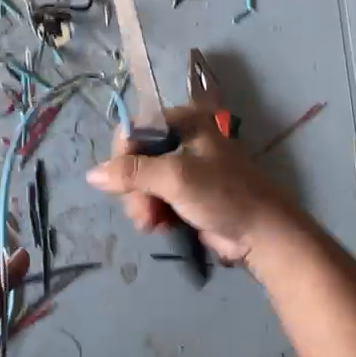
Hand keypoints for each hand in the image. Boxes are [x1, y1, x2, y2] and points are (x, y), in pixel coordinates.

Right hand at [86, 104, 301, 262]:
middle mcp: (182, 139)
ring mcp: (184, 168)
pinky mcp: (186, 195)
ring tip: (152, 224)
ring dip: (142, 204)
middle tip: (143, 213)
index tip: (119, 183)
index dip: (122, 156)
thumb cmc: (224, 194)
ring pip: (142, 181)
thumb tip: (91, 174)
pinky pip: (154, 198)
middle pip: (135, 157)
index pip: (135, 128)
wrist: (264, 235)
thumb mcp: (175, 178)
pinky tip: (160, 227)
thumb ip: (132, 172)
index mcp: (184, 121)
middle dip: (134, 187)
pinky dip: (153, 213)